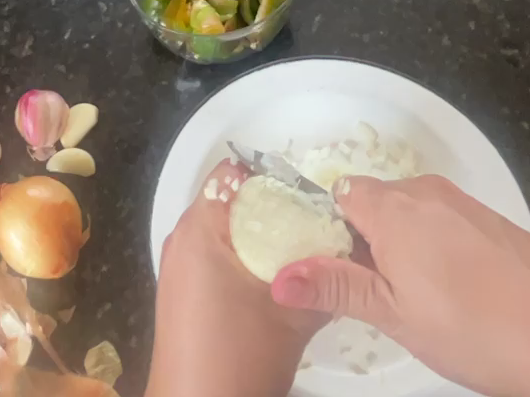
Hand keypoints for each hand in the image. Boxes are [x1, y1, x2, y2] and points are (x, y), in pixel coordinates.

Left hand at [145, 160, 326, 396]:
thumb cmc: (237, 358)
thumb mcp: (291, 316)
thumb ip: (323, 279)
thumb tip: (350, 253)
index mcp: (201, 228)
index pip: (233, 172)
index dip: (272, 177)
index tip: (307, 196)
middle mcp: (184, 236)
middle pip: (230, 199)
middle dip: (272, 208)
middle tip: (314, 223)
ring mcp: (179, 263)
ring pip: (224, 229)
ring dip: (259, 235)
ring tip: (301, 251)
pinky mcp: (182, 289)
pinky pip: (214, 254)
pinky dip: (243, 256)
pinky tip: (275, 280)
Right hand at [269, 174, 529, 396]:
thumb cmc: (478, 328)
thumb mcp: (396, 316)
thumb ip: (335, 287)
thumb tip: (277, 275)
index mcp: (391, 207)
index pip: (338, 193)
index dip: (327, 228)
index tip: (331, 270)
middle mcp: (422, 192)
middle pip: (372, 201)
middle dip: (362, 240)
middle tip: (371, 295)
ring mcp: (459, 203)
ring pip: (407, 214)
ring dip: (398, 247)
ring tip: (415, 301)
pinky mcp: (488, 220)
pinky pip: (439, 222)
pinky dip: (432, 248)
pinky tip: (453, 294)